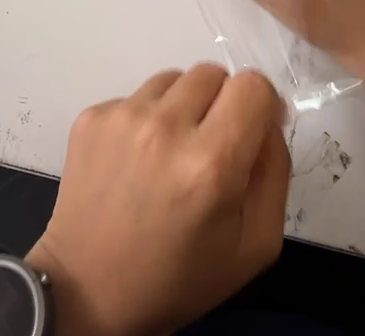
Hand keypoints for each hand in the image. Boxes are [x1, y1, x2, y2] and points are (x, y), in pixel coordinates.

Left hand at [26, 64, 288, 335]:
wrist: (90, 289)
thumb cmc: (179, 276)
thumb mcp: (255, 244)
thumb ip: (274, 170)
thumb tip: (269, 117)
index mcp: (210, 163)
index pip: (252, 86)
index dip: (260, 106)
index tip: (252, 133)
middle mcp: (163, 127)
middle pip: (213, 74)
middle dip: (222, 104)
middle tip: (210, 149)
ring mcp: (121, 117)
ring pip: (174, 80)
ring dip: (182, 107)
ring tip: (170, 157)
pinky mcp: (91, 116)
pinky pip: (136, 96)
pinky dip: (146, 119)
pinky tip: (137, 162)